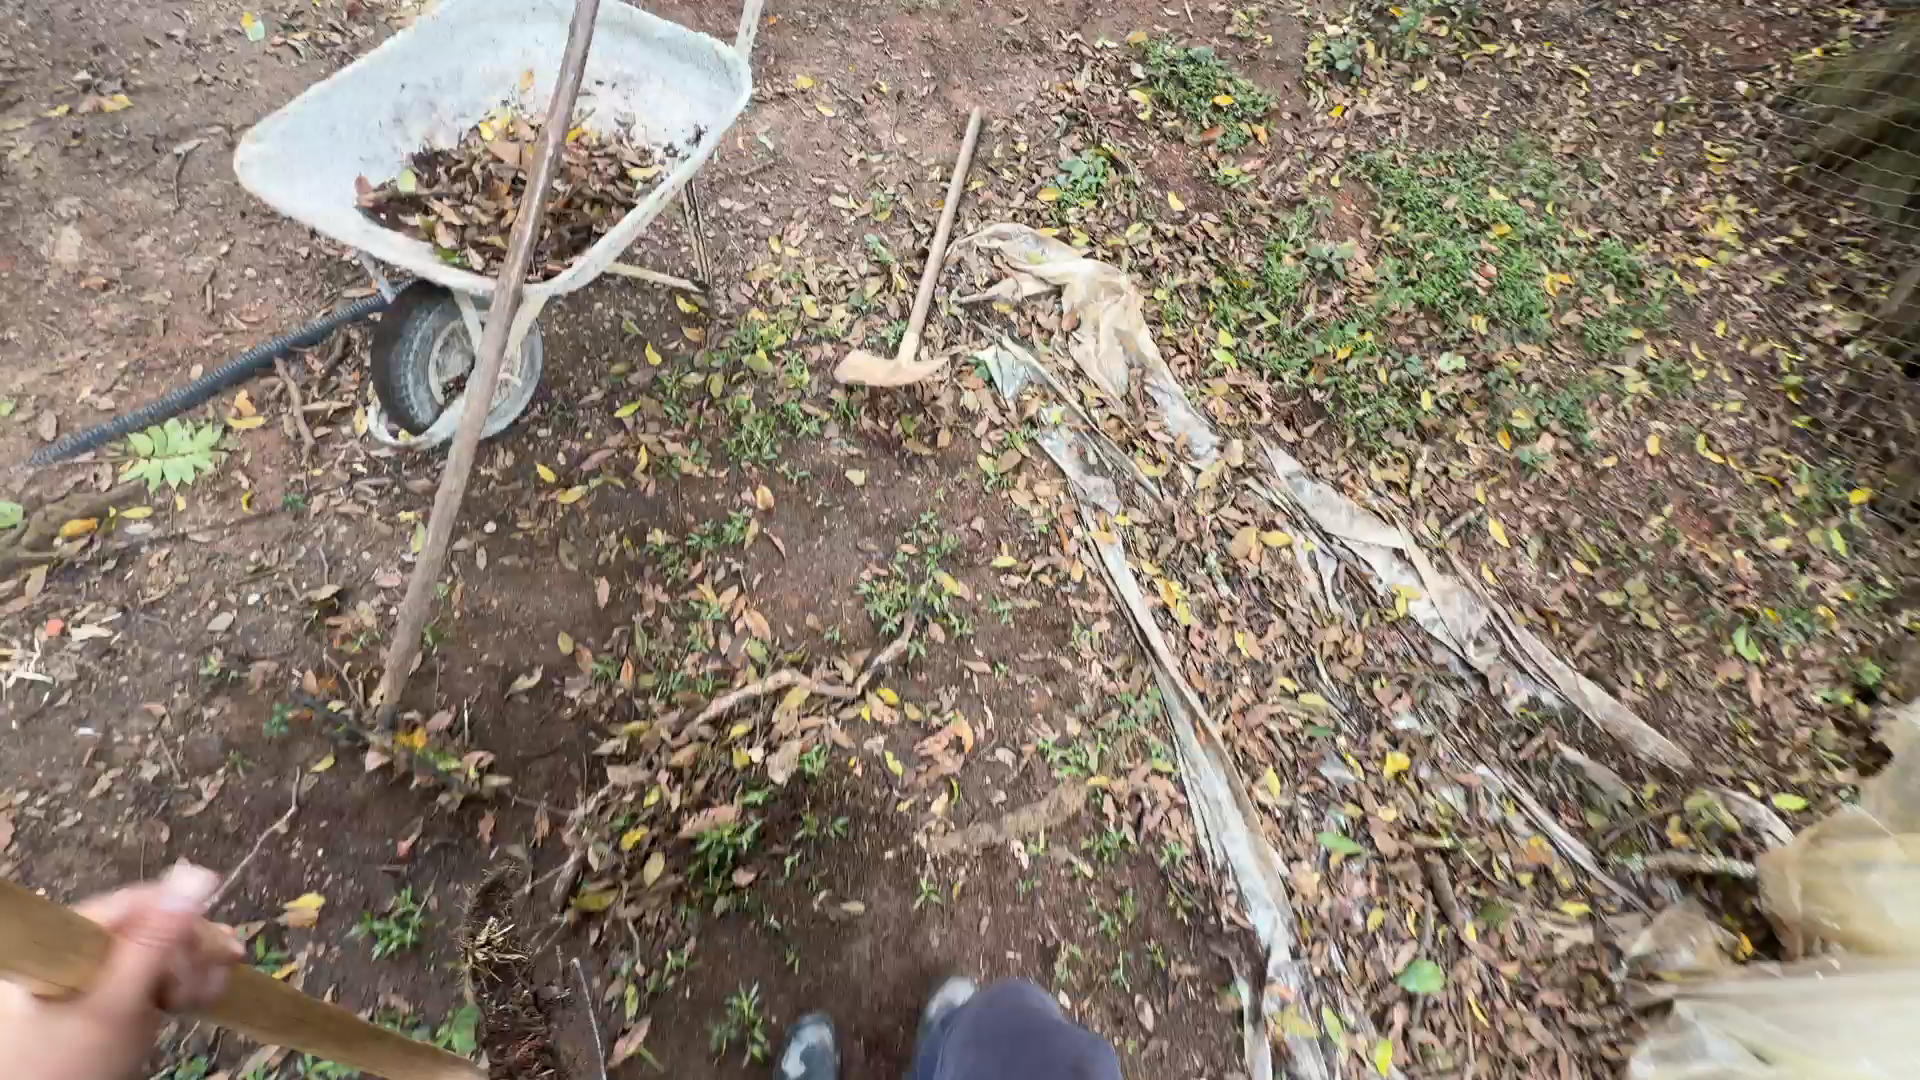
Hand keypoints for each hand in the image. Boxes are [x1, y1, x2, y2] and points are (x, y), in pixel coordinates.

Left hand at [0, 864, 243, 1079]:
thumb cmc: (66, 1064)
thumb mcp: (115, 1002)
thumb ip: (154, 939)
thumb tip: (199, 874)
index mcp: (58, 945)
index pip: (136, 902)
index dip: (182, 917)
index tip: (215, 943)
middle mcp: (72, 949)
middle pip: (156, 923)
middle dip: (193, 950)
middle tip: (208, 980)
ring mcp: (90, 970)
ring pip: (166, 943)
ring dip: (198, 965)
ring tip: (203, 995)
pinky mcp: (108, 986)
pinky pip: (160, 964)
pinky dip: (189, 976)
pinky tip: (199, 994)